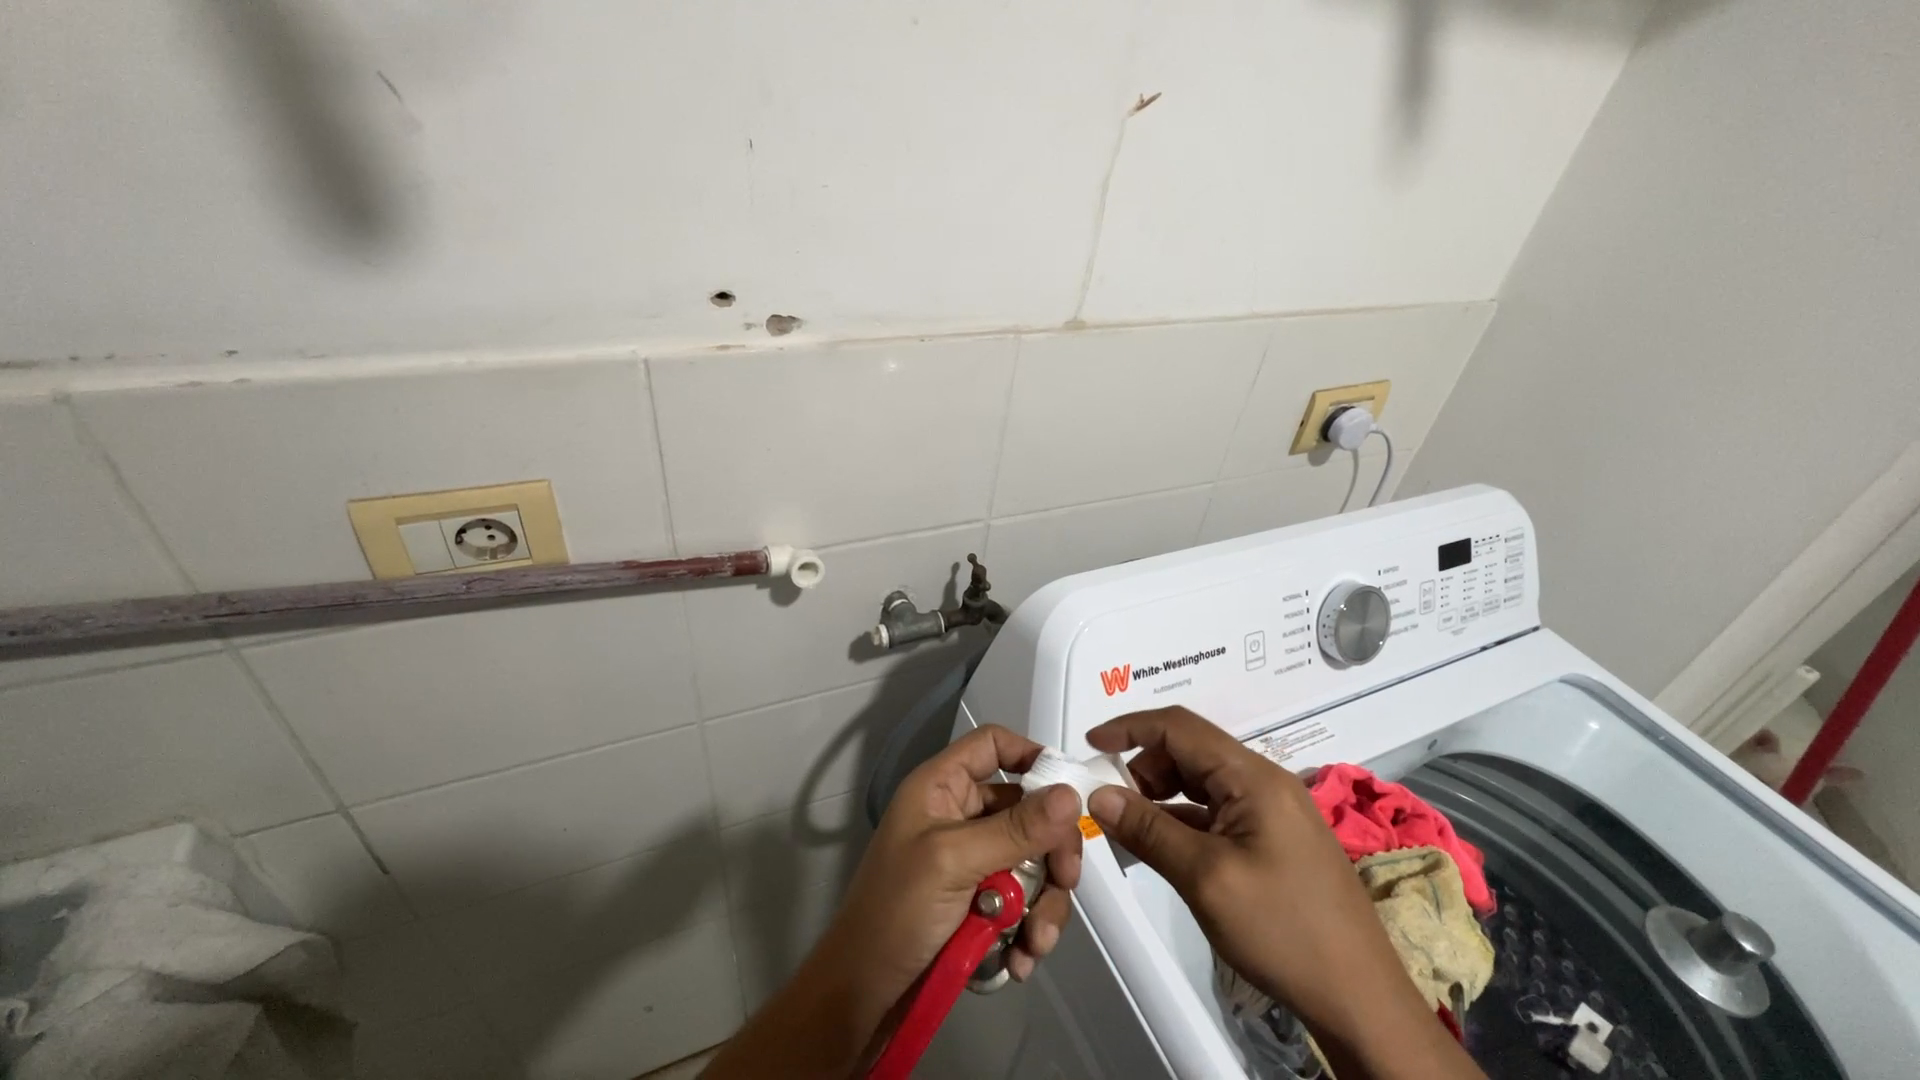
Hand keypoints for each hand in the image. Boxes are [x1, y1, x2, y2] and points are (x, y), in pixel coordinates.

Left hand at [706, 724, 1082, 1078]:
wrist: (863, 995)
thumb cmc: (895, 913)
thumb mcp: (954, 862)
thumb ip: (1015, 829)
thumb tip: (1073, 793)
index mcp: (941, 788)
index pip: (992, 745)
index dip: (1031, 756)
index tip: (1069, 792)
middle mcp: (959, 816)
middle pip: (1027, 810)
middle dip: (1051, 851)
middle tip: (1064, 881)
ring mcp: (971, 861)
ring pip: (1033, 862)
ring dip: (1044, 902)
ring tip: (1035, 941)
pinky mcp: (981, 903)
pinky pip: (1025, 902)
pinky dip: (1030, 929)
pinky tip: (1021, 958)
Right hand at [1085, 707, 1482, 1079]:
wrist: (1358, 996)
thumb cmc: (1283, 930)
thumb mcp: (1205, 878)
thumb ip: (1148, 830)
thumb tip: (1098, 795)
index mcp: (1253, 777)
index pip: (1180, 727)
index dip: (1130, 728)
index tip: (1089, 744)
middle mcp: (1263, 783)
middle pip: (1189, 752)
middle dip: (1142, 768)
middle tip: (1107, 805)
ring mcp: (1271, 812)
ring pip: (1199, 784)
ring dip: (1159, 796)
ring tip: (1126, 828)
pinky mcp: (1272, 840)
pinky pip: (1215, 813)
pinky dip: (1180, 820)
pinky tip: (1159, 846)